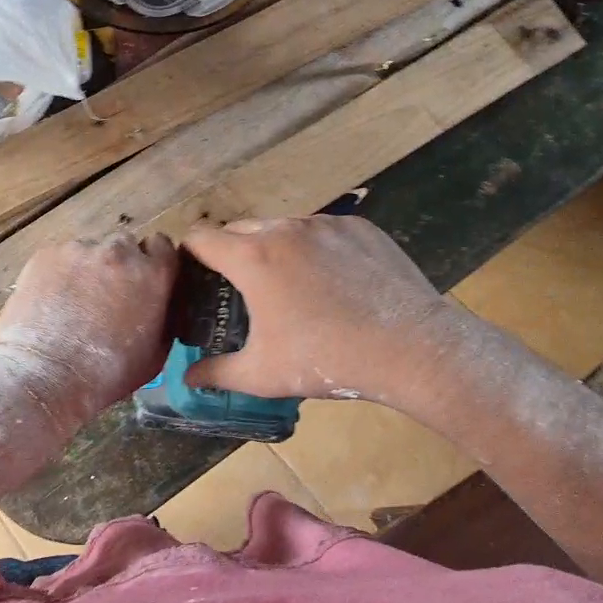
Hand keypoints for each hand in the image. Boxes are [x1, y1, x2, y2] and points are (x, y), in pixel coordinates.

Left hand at [0, 233, 179, 427]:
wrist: (49, 374)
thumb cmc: (108, 373)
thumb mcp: (157, 351)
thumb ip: (164, 312)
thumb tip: (160, 298)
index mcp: (153, 273)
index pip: (161, 246)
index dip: (152, 262)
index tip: (141, 280)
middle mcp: (119, 251)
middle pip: (124, 245)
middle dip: (119, 264)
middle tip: (104, 293)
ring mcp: (79, 249)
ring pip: (89, 249)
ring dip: (87, 267)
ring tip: (73, 299)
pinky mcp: (46, 253)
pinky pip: (60, 256)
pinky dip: (59, 272)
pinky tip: (51, 299)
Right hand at [182, 216, 465, 402]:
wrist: (415, 350)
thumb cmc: (329, 359)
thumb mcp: (263, 374)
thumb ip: (217, 373)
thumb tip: (187, 378)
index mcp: (252, 257)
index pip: (200, 237)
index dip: (189, 254)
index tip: (193, 275)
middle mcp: (284, 229)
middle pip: (238, 228)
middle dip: (230, 252)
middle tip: (239, 288)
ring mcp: (325, 224)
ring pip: (281, 227)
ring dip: (272, 248)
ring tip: (288, 285)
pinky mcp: (359, 228)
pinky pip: (320, 231)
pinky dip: (313, 249)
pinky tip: (331, 281)